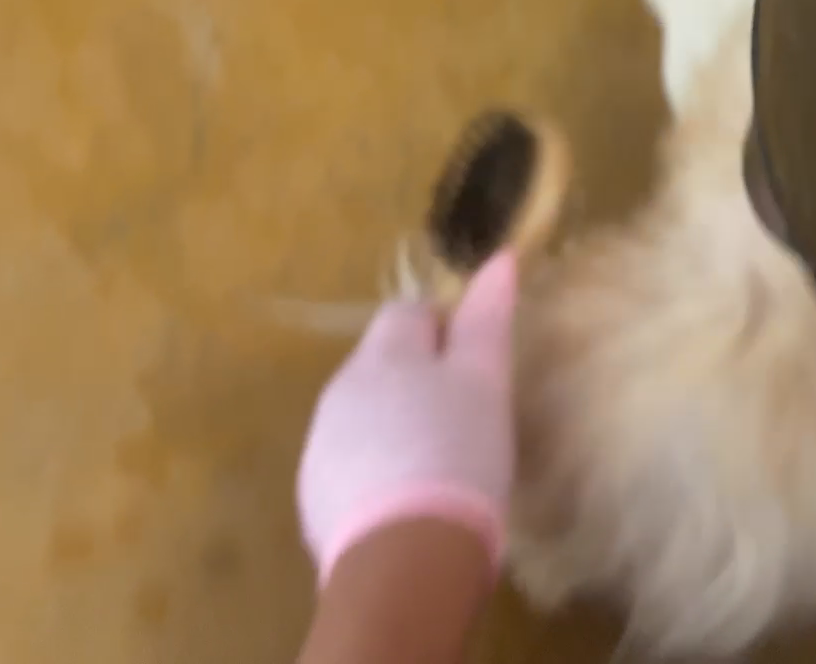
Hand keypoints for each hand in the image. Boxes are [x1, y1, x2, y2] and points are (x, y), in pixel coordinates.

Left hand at [297, 253, 519, 585]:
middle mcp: (340, 390)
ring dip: (398, 420)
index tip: (474, 364)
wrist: (408, 557)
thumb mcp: (486, 376)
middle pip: (384, 362)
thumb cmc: (459, 448)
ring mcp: (322, 445)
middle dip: (420, 376)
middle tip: (465, 412)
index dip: (445, 328)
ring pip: (367, 411)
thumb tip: (499, 257)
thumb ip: (489, 314)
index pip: (408, 312)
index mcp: (382, 355)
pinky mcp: (316, 497)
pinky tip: (412, 495)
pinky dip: (379, 466)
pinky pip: (352, 461)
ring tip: (442, 458)